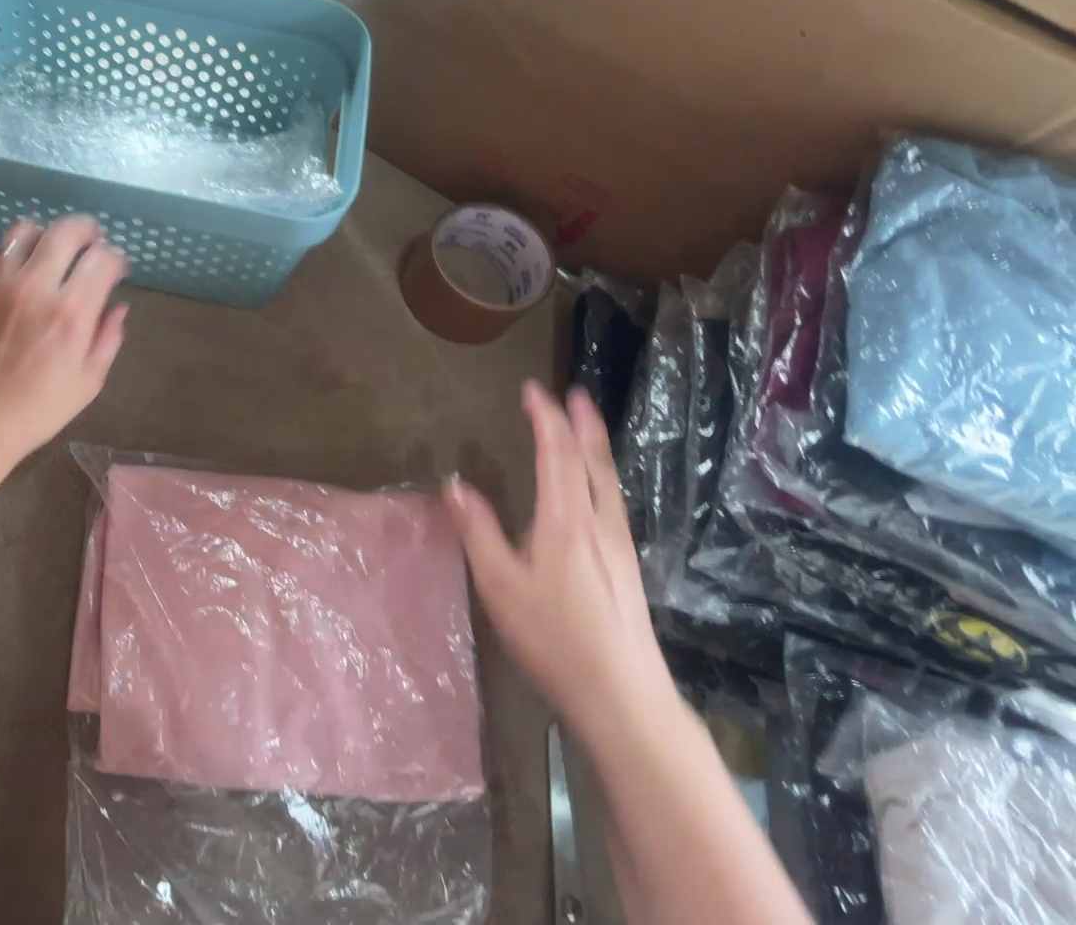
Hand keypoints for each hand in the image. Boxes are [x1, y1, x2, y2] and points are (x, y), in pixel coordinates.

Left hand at [0, 216, 128, 468]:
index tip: (116, 268)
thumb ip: (107, 339)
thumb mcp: (88, 383)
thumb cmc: (37, 411)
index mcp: (71, 312)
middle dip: (86, 231)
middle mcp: (35, 286)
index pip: (103, 260)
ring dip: (43, 235)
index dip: (115, 259)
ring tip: (47, 251)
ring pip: (23, 232)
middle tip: (89, 242)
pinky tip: (9, 270)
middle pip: (66, 231)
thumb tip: (118, 306)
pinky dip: (3, 254)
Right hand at [443, 381, 676, 739]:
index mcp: (565, 522)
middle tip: (575, 393)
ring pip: (608, 482)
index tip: (533, 389)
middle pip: (593, 462)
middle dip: (583, 424)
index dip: (545, 419)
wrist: (621, 692)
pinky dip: (600, 476)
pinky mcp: (626, 566)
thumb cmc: (552, 637)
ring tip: (587, 428)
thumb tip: (456, 485)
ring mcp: (619, 546)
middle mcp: (599, 524)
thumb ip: (478, 532)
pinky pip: (612, 502)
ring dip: (596, 448)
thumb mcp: (500, 585)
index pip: (557, 456)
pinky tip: (595, 490)